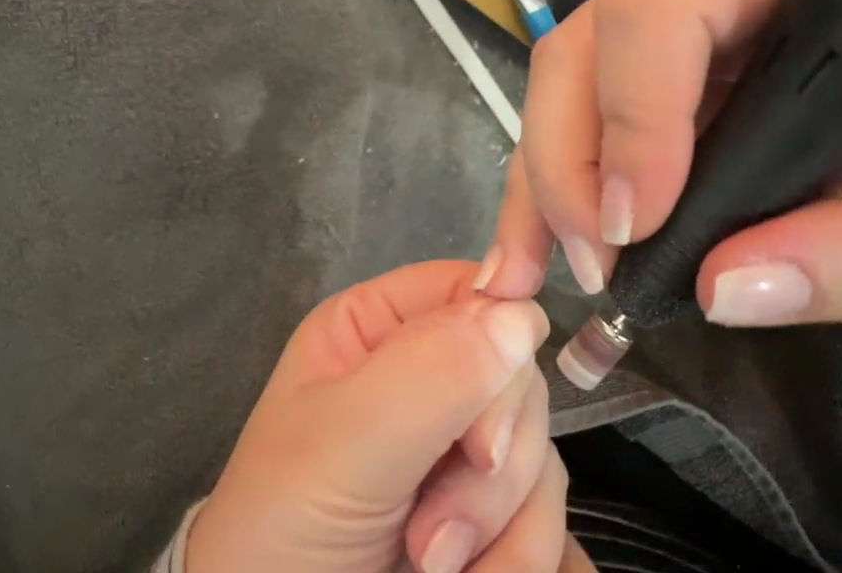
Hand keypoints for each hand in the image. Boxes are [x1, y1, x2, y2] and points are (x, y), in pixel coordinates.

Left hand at [186, 261, 572, 572]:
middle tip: (429, 531)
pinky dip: (526, 561)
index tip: (483, 435)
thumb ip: (428, 373)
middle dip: (488, 471)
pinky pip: (556, 526)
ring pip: (543, 463)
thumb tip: (521, 315)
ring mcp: (461, 455)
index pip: (475, 294)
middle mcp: (426, 380)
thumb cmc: (285, 527)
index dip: (500, 348)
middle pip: (519, 385)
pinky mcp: (495, 522)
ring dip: (502, 532)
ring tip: (430, 566)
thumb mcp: (341, 443)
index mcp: (377, 331)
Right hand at [476, 0, 841, 325]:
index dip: (633, 112)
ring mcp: (631, 43)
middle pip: (577, 51)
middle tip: (593, 262)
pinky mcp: (605, 92)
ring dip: (539, 186)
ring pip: (548, 90)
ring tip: (550, 271)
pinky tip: (517, 259)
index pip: (661, 17)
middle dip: (567, 162)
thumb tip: (723, 289)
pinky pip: (546, 133)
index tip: (635, 222)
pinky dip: (529, 199)